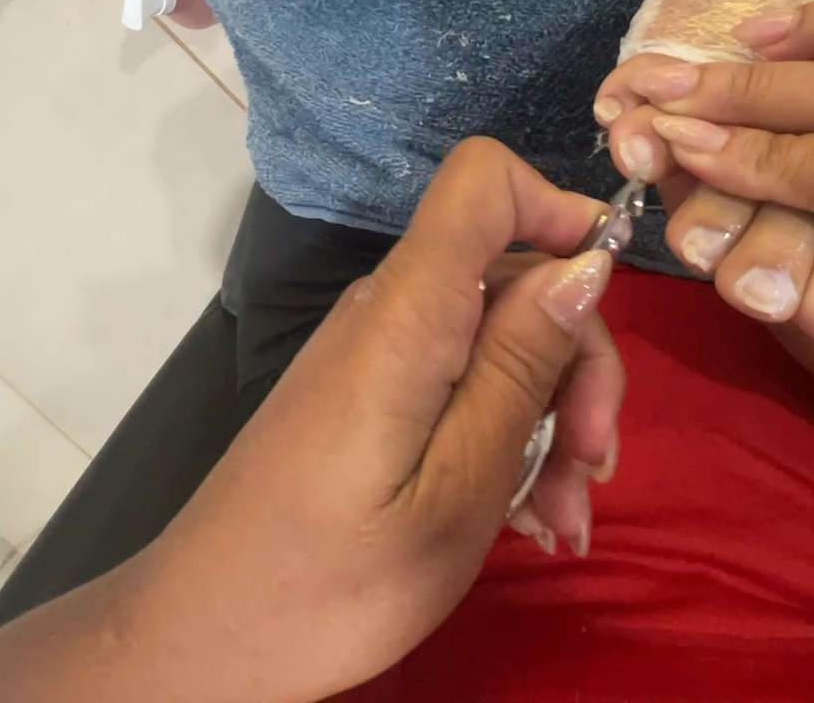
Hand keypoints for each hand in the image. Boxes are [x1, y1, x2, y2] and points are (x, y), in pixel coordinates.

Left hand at [105, 139, 624, 702]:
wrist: (209, 633)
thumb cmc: (334, 579)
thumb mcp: (459, 487)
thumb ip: (520, 365)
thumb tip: (584, 264)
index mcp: (410, 309)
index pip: (481, 180)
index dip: (554, 206)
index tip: (603, 294)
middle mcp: (394, 306)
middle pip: (513, 272)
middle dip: (574, 358)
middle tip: (594, 464)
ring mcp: (384, 347)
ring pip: (500, 335)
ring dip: (551, 414)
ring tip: (561, 514)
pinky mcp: (378, 387)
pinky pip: (464, 379)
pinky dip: (508, 434)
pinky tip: (528, 512)